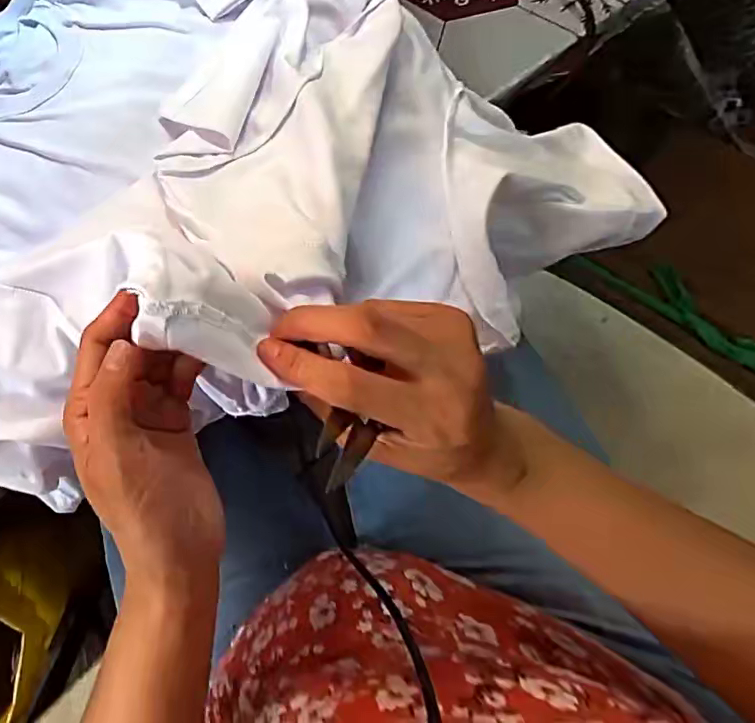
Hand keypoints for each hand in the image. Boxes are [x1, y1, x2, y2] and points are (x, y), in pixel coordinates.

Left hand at [64, 292, 223, 585]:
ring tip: (195, 315)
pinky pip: (177, 378)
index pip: (96, 349)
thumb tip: (125, 344)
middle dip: (146, 324)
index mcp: (86, 406)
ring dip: (170, 339)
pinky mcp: (173, 417)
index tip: (137, 291)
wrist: (181, 558)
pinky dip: (189, 361)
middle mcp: (111, 400)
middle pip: (126, 349)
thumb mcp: (115, 449)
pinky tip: (205, 345)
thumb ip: (113, 394)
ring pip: (153, 360)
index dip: (114, 318)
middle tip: (176, 297)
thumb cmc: (140, 506)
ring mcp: (142, 408)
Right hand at [255, 300, 528, 494]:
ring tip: (322, 339)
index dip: (302, 363)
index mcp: (429, 418)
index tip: (266, 350)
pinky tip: (361, 337)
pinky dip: (357, 317)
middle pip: (367, 328)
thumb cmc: (420, 449)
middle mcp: (450, 374)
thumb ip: (327, 402)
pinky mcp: (452, 317)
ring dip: (332, 322)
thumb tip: (282, 360)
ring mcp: (455, 339)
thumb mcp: (369, 444)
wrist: (489, 439)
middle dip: (310, 322)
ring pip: (369, 311)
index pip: (353, 383)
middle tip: (280, 329)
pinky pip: (383, 305)